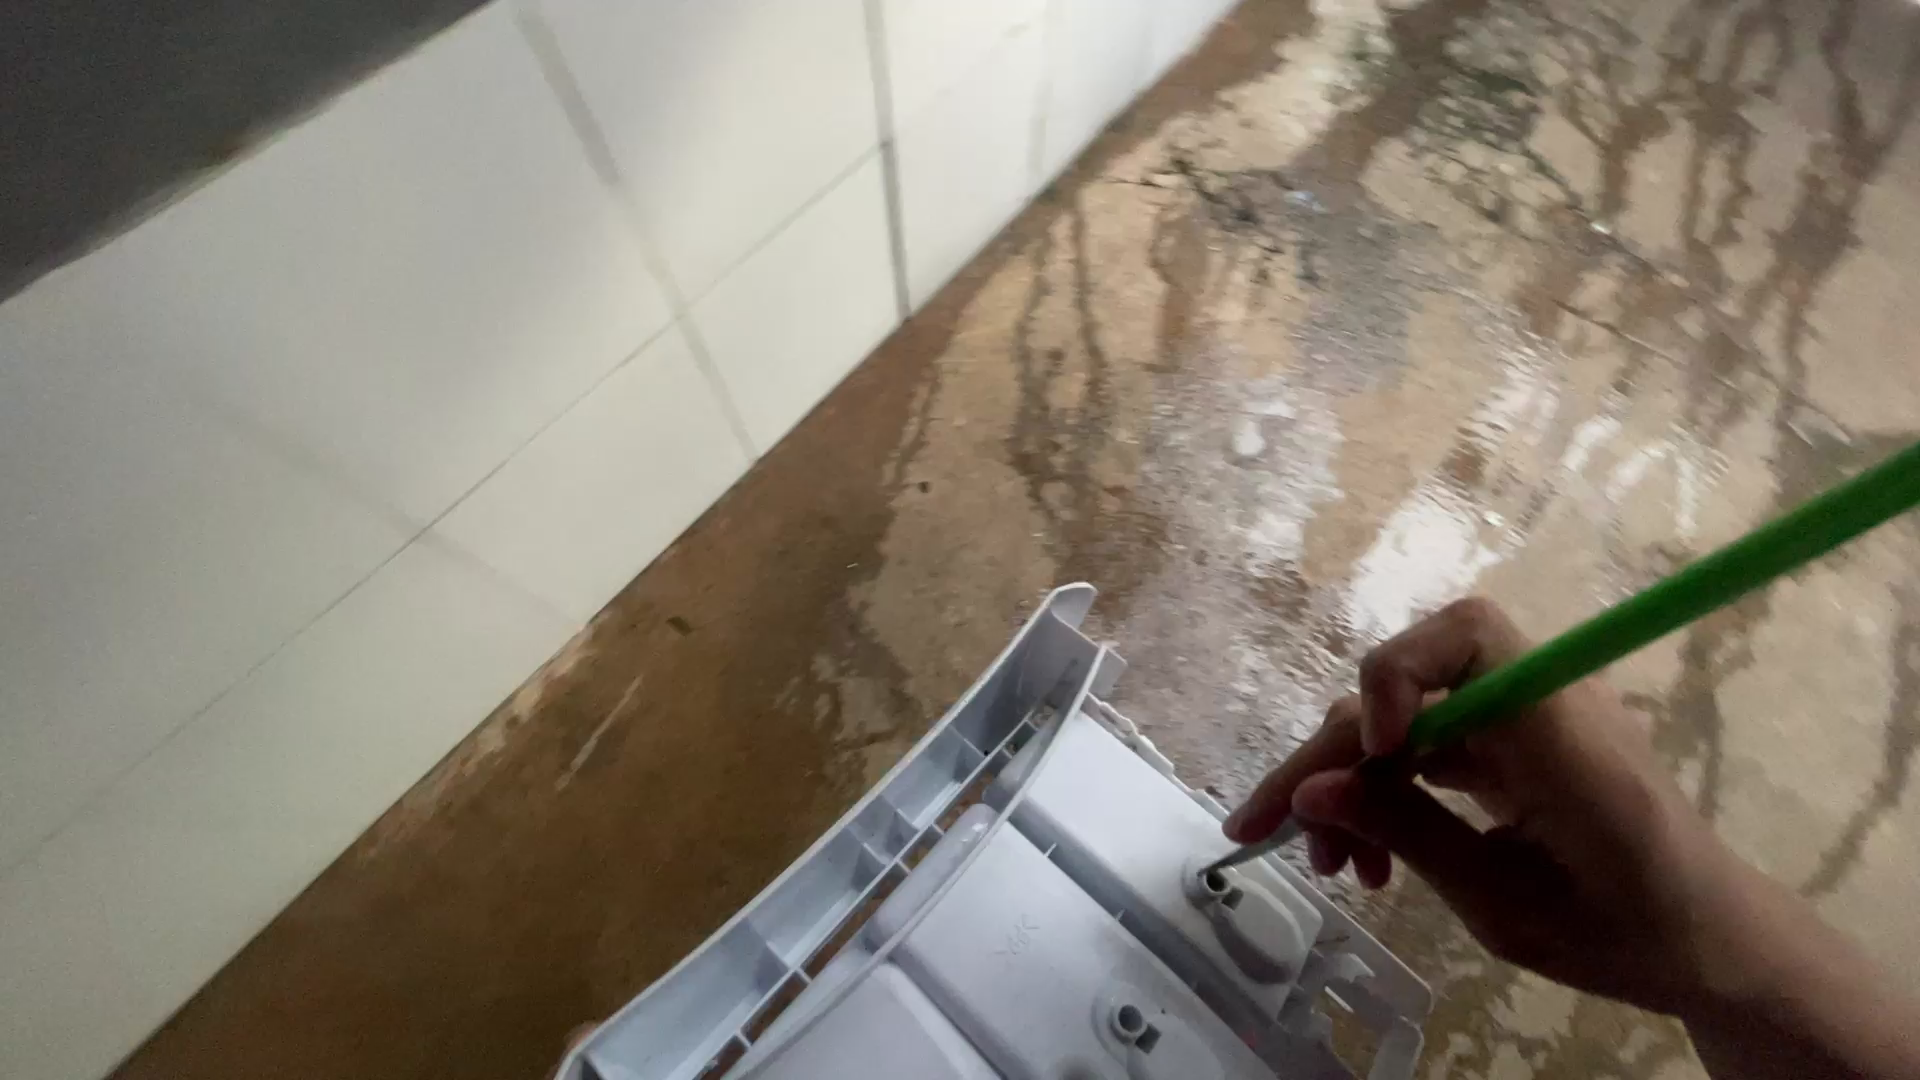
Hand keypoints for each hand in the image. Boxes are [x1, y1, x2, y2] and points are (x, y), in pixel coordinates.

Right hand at [1223, 598, 1733, 1012]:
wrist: (1709, 944)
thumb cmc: (1628, 932)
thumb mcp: (1507, 905)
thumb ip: (1405, 834)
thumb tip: (1306, 794)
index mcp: (1560, 732)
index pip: (1469, 634)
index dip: (1400, 674)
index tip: (1375, 753)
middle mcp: (1528, 702)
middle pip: (1395, 693)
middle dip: (1327, 760)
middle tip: (1269, 827)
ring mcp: (1505, 716)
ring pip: (1387, 721)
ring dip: (1343, 784)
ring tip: (1329, 863)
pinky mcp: (1490, 738)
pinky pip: (1409, 745)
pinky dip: (1374, 791)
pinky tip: (1365, 853)